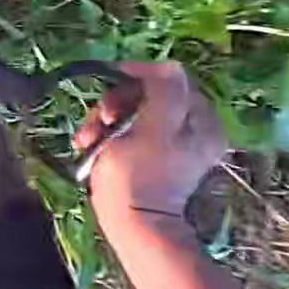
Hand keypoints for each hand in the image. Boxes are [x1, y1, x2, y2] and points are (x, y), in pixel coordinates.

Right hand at [74, 62, 226, 223]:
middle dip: (114, 102)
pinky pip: (125, 127)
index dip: (136, 76)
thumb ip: (163, 95)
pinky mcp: (148, 152)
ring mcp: (169, 141)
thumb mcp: (151, 130)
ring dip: (102, 118)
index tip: (107, 83)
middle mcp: (190, 128)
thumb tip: (169, 64)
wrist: (131, 224)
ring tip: (87, 138)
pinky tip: (89, 144)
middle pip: (146, 93)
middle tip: (98, 120)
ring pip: (129, 110)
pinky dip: (104, 132)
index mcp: (201, 122)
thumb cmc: (138, 176)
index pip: (170, 79)